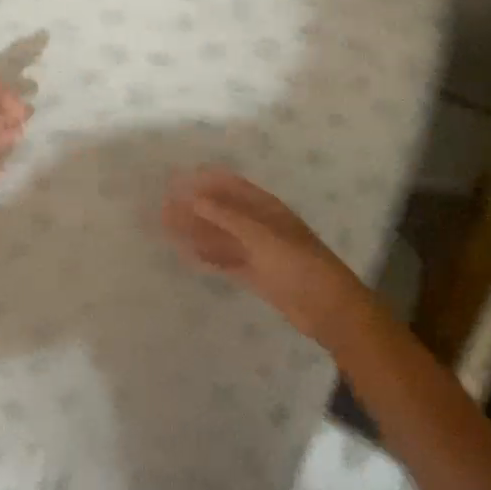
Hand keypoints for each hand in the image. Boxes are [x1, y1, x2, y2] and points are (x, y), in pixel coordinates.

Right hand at [162, 167, 371, 351]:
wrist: (328, 309)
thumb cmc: (299, 265)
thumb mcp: (262, 236)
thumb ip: (228, 216)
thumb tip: (195, 197)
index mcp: (267, 209)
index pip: (231, 186)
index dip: (204, 181)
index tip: (175, 180)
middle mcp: (260, 226)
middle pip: (222, 212)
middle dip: (194, 207)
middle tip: (162, 207)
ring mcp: (258, 251)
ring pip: (220, 236)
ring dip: (195, 231)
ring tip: (166, 228)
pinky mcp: (255, 275)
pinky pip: (225, 260)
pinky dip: (206, 255)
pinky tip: (186, 254)